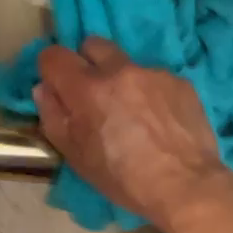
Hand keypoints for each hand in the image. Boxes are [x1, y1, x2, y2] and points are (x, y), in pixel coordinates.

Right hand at [33, 37, 232, 226]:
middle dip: (89, 64)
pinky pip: (158, 80)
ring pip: (129, 64)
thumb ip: (54, 117)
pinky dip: (153, 95)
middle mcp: (121, 70)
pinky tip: (162, 122)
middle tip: (97, 96)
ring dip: (125, 82)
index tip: (61, 90)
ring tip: (137, 115)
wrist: (186, 186)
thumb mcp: (77, 157)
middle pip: (93, 46)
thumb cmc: (125, 178)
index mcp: (88, 88)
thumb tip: (45, 89)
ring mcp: (154, 74)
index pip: (54, 56)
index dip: (53, 72)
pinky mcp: (181, 84)